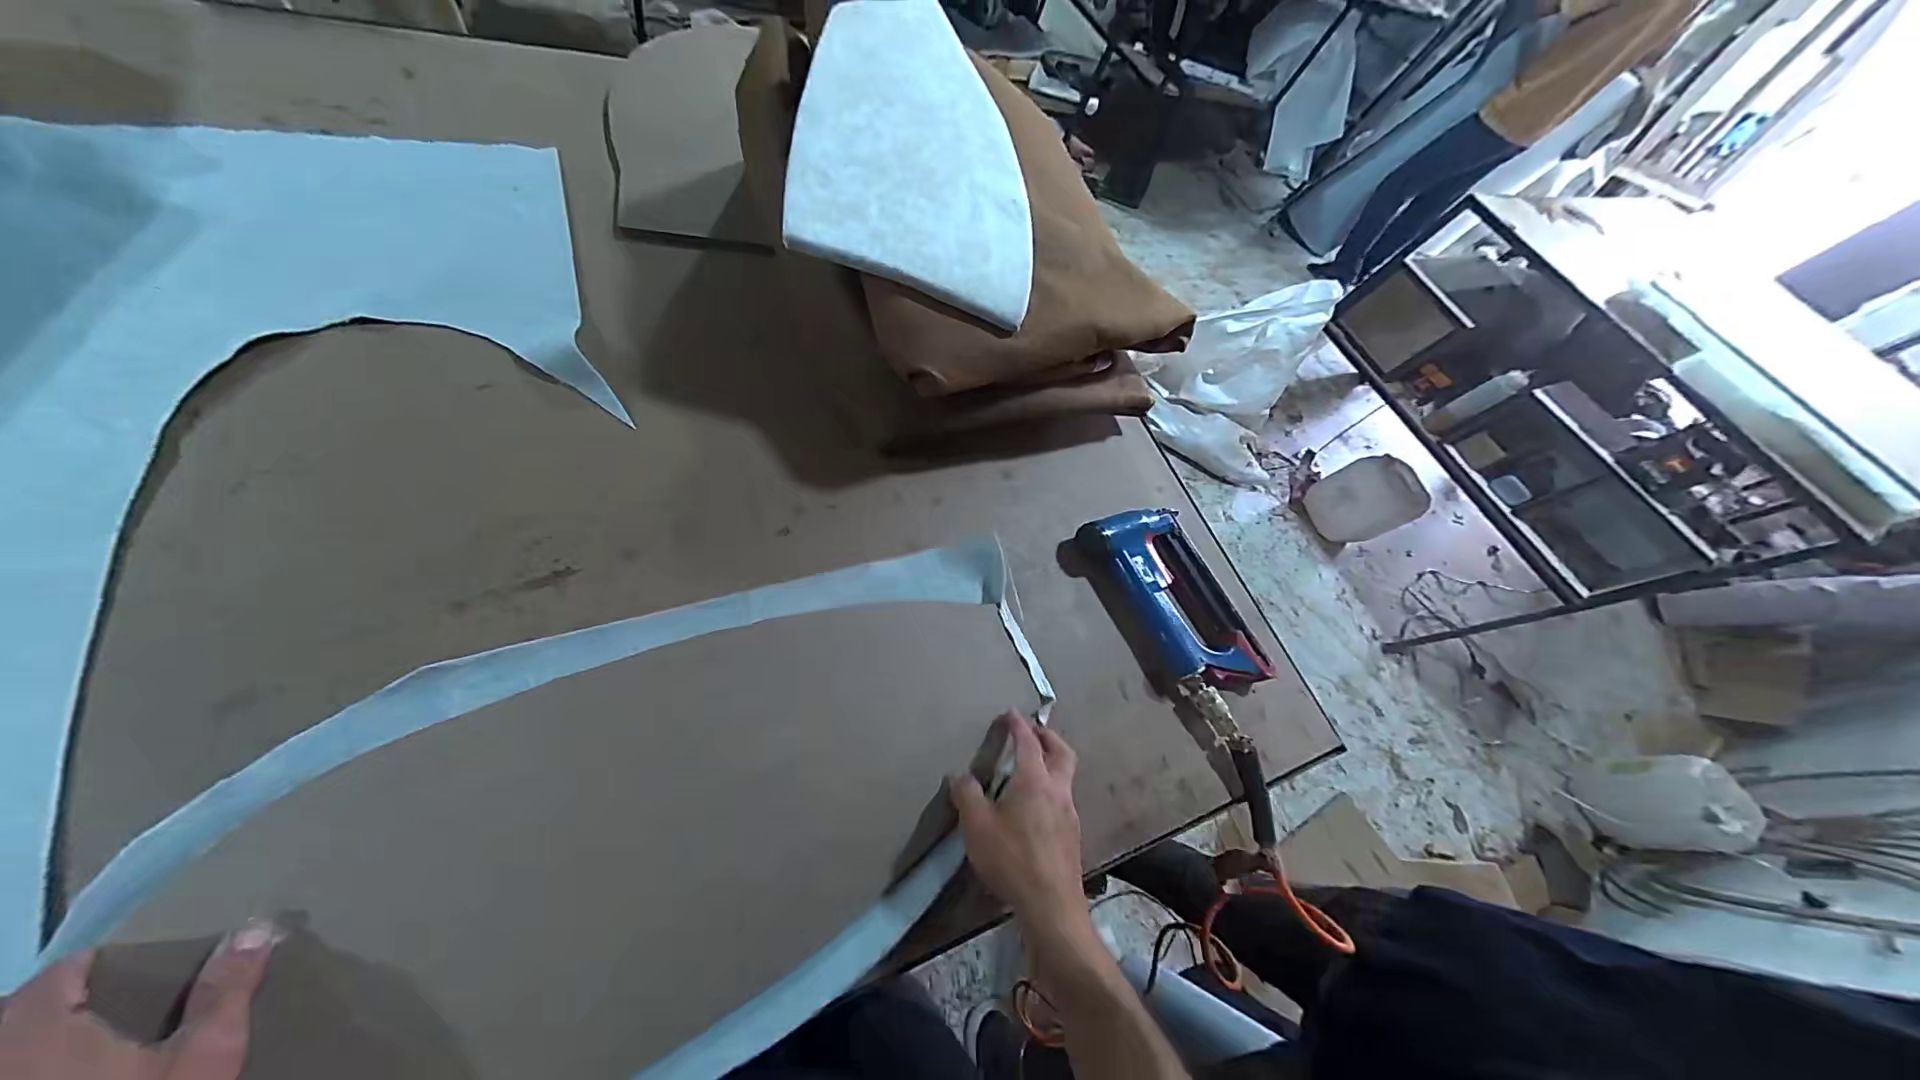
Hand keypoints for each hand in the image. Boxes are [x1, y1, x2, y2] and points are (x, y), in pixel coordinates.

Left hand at [0, 919, 280, 1079]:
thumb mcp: (201, 1057)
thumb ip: (225, 989)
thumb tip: (254, 928)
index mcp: (29, 1031)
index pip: (67, 971)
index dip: (113, 967)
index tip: (154, 979)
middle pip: (28, 1014)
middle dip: (77, 1013)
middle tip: (133, 1021)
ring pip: (17, 1052)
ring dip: (52, 1054)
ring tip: (106, 1063)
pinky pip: (20, 1074)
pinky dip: (46, 1073)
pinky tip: (93, 1079)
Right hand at [950, 710, 1085, 934]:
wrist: (1051, 904)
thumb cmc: (1012, 858)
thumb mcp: (977, 826)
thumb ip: (966, 795)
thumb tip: (960, 775)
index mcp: (1034, 780)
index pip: (1028, 742)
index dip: (1018, 726)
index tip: (1011, 713)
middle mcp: (1057, 790)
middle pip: (1061, 752)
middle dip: (1047, 736)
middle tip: (1032, 730)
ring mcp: (1069, 813)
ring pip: (1065, 776)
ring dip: (1051, 762)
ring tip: (1032, 766)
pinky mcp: (1071, 835)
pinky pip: (1063, 798)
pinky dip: (1051, 787)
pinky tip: (1035, 804)